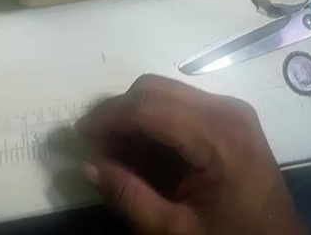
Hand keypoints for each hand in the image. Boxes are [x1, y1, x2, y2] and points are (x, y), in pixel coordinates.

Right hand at [76, 75, 304, 234]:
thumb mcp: (176, 232)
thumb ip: (131, 197)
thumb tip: (88, 164)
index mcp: (218, 136)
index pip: (151, 107)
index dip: (110, 116)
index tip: (79, 134)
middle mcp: (226, 109)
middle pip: (156, 90)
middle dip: (121, 114)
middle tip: (96, 148)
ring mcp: (231, 109)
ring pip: (166, 93)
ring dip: (136, 118)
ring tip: (115, 155)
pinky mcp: (231, 117)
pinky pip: (182, 106)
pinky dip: (156, 124)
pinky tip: (141, 155)